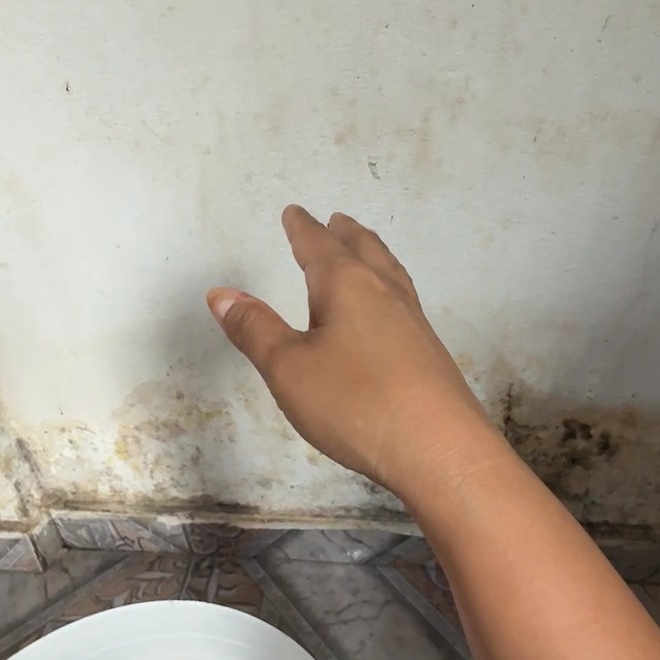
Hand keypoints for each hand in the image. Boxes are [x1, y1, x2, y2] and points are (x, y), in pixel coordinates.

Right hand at [206, 205, 505, 495]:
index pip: (319, 245)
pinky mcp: (429, 350)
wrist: (438, 447)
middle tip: (335, 220)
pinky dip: (387, 285)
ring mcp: (413, 320)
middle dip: (344, 233)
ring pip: (390, 272)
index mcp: (347, 285)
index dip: (302, 228)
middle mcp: (384, 292)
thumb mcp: (289, 368)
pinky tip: (387, 310)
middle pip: (364, 249)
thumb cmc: (354, 402)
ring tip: (363, 251)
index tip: (294, 212)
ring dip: (372, 254)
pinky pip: (403, 299)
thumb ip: (255, 329)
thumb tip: (221, 293)